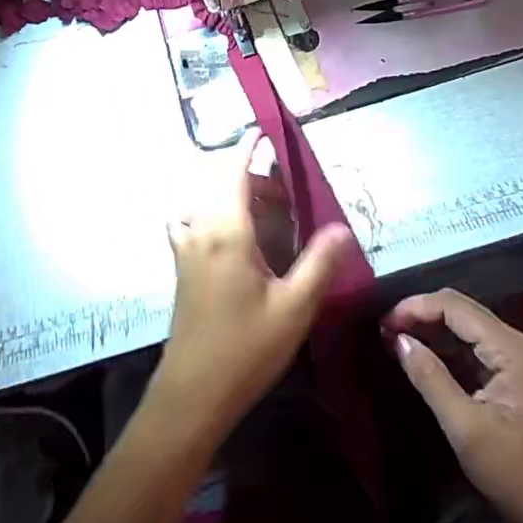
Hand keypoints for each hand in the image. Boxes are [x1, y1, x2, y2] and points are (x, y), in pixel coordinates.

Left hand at [150, 129, 357, 438]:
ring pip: (205, 204)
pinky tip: (236, 241)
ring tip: (265, 216)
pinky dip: (213, 215)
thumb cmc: (247, 348)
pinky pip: (194, 223)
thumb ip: (319, 262)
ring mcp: (185, 248)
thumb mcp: (294, 307)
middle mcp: (199, 230)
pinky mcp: (181, 267)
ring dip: (232, 198)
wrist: (194, 390)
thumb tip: (341, 227)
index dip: (246, 148)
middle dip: (251, 180)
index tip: (261, 133)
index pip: (232, 173)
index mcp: (226, 231)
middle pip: (221, 186)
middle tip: (286, 196)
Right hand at [384, 290, 522, 522]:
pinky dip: (447, 347)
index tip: (382, 326)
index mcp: (513, 351)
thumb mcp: (467, 429)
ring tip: (397, 343)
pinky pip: (476, 347)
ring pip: (467, 326)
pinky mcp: (519, 376)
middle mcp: (520, 345)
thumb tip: (398, 339)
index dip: (413, 308)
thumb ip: (430, 378)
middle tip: (385, 332)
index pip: (453, 306)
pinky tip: (424, 358)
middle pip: (461, 309)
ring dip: (431, 330)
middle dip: (420, 314)